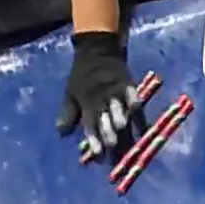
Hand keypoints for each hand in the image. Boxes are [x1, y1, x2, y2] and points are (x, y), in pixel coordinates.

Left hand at [56, 31, 136, 157]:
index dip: (93, 140)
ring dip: (122, 123)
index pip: (90, 125)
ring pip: (119, 111)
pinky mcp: (128, 86)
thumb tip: (61, 132)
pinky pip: (135, 101)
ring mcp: (116, 93)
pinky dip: (139, 115)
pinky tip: (143, 129)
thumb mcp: (70, 93)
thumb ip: (68, 113)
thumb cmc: (82, 75)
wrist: (97, 49)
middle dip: (109, 135)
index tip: (97, 154)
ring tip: (125, 137)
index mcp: (87, 104)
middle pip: (106, 121)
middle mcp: (101, 100)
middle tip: (113, 150)